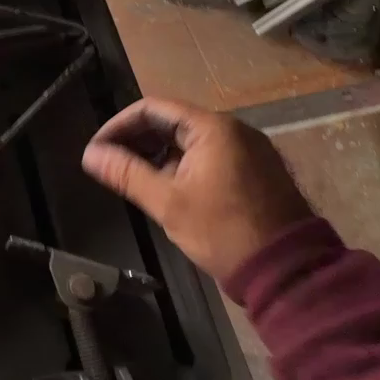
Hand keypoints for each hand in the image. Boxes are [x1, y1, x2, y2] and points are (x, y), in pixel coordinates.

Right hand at [80, 97, 311, 283]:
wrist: (289, 271)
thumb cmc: (223, 232)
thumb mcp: (167, 202)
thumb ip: (126, 173)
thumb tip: (90, 154)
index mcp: (213, 128)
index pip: (152, 108)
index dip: (118, 125)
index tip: (98, 149)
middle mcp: (234, 130)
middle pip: (172, 121)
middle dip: (136, 140)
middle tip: (110, 163)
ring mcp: (249, 150)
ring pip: (189, 140)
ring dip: (157, 154)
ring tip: (132, 178)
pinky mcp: (256, 170)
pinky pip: (208, 155)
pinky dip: (181, 164)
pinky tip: (164, 187)